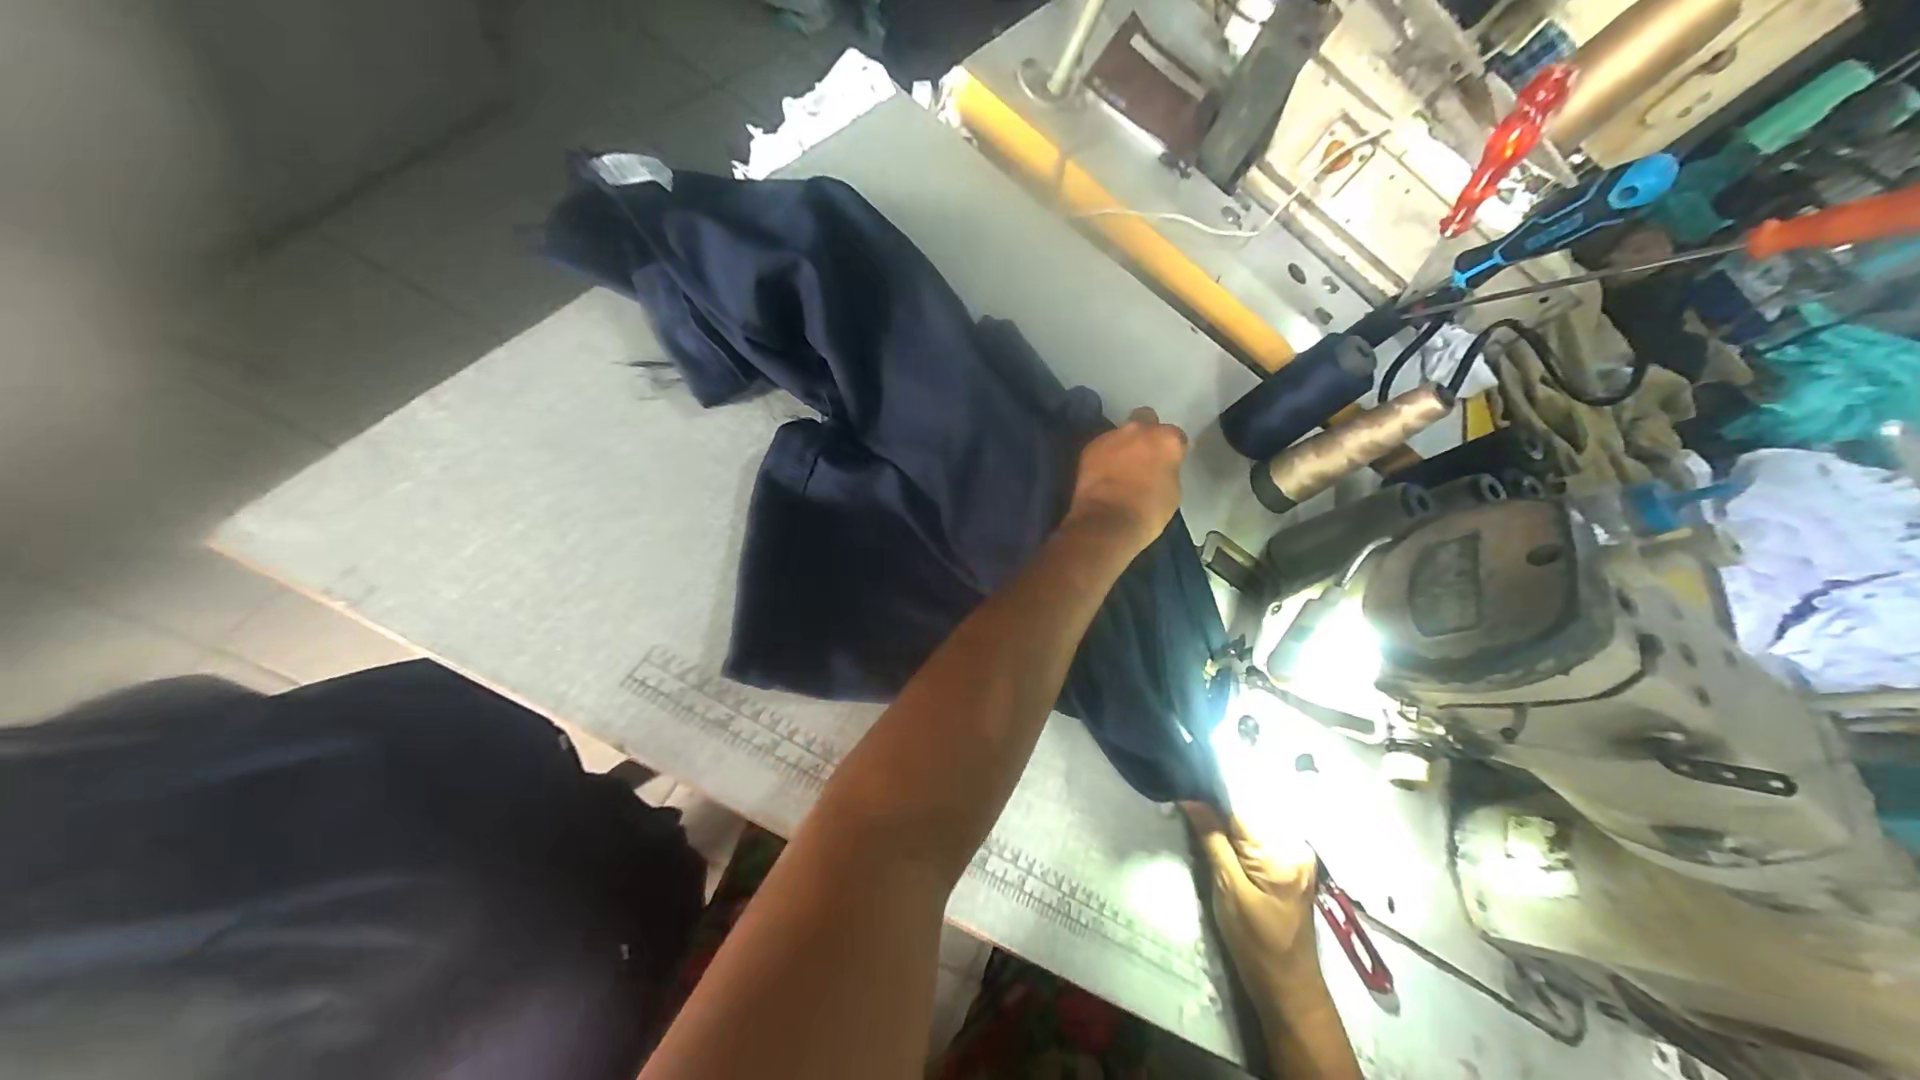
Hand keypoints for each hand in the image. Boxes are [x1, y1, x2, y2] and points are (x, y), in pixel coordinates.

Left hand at [1063, 407, 1187, 553]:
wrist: (1107, 521)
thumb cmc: (1148, 510)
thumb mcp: (1173, 490)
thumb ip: (1167, 469)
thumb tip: (1159, 467)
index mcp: (1166, 439)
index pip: (1175, 436)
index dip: (1171, 450)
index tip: (1167, 462)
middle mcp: (1139, 429)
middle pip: (1145, 419)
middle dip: (1145, 432)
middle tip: (1142, 454)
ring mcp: (1112, 436)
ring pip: (1121, 433)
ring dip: (1122, 445)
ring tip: (1118, 467)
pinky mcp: (1090, 447)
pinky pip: (1102, 447)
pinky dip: (1104, 456)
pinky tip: (1103, 473)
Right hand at [1183, 802, 1319, 993]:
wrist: (1288, 988)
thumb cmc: (1255, 944)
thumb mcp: (1228, 890)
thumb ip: (1212, 840)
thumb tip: (1191, 798)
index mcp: (1281, 851)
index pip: (1241, 805)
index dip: (1211, 790)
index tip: (1185, 778)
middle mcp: (1296, 844)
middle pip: (1251, 807)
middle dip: (1218, 799)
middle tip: (1187, 794)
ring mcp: (1298, 853)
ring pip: (1255, 818)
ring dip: (1227, 812)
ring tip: (1197, 806)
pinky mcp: (1292, 863)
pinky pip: (1262, 832)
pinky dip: (1239, 828)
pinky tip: (1220, 827)